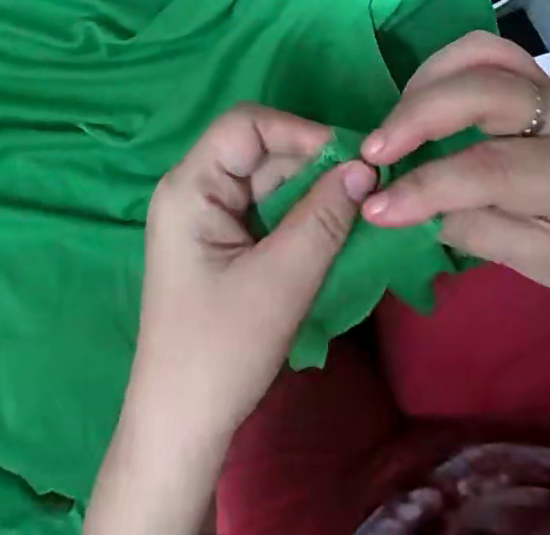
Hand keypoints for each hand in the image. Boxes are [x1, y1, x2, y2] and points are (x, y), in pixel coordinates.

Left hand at [129, 103, 376, 443]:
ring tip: (361, 203)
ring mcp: (208, 216)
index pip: (245, 125)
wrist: (181, 423)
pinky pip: (267, 209)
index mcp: (190, 187)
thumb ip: (323, 218)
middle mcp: (194, 189)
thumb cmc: (221, 350)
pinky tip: (336, 225)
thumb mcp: (280, 281)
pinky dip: (302, 212)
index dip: (299, 130)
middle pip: (258, 150)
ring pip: (267, 180)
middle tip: (368, 182)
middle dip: (312, 160)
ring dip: (312, 188)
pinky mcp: (223, 241)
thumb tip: (365, 166)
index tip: (351, 157)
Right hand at [359, 32, 549, 312]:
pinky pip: (482, 55)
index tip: (374, 207)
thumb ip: (466, 225)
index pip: (490, 168)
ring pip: (481, 53)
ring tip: (395, 125)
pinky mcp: (536, 80)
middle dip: (416, 116)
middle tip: (373, 152)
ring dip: (425, 81)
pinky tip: (419, 104)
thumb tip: (394, 200)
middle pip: (483, 90)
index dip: (424, 185)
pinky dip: (440, 71)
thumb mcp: (535, 263)